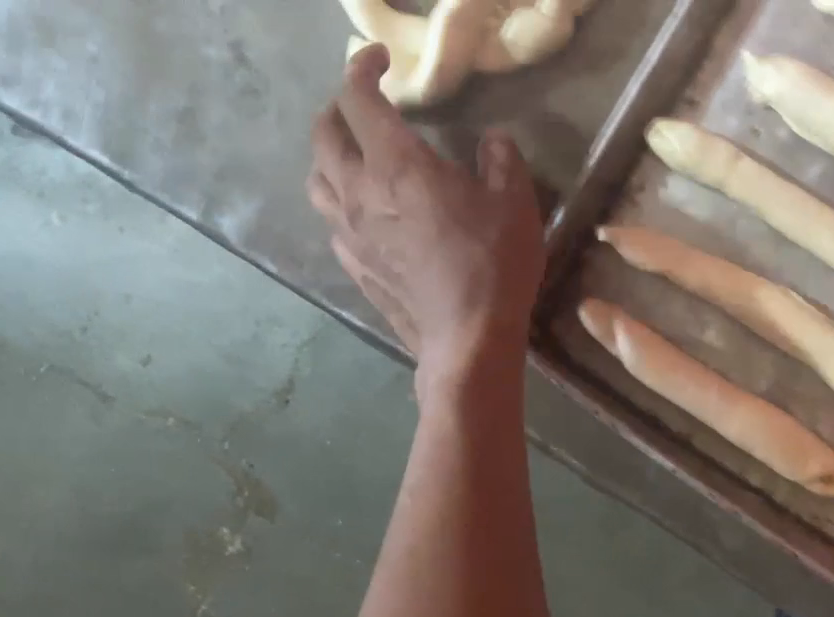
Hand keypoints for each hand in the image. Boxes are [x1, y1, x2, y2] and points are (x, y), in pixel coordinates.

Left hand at [308, 45, 544, 394]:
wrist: (469, 338)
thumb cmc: (494, 265)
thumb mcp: (516, 204)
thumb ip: (501, 161)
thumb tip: (492, 142)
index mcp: (395, 163)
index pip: (358, 96)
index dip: (364, 68)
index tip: (380, 62)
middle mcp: (359, 191)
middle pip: (323, 134)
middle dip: (337, 110)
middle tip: (362, 110)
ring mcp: (350, 234)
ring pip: (317, 180)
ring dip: (330, 160)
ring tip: (354, 161)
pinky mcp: (355, 268)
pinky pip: (333, 225)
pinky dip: (343, 208)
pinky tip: (365, 218)